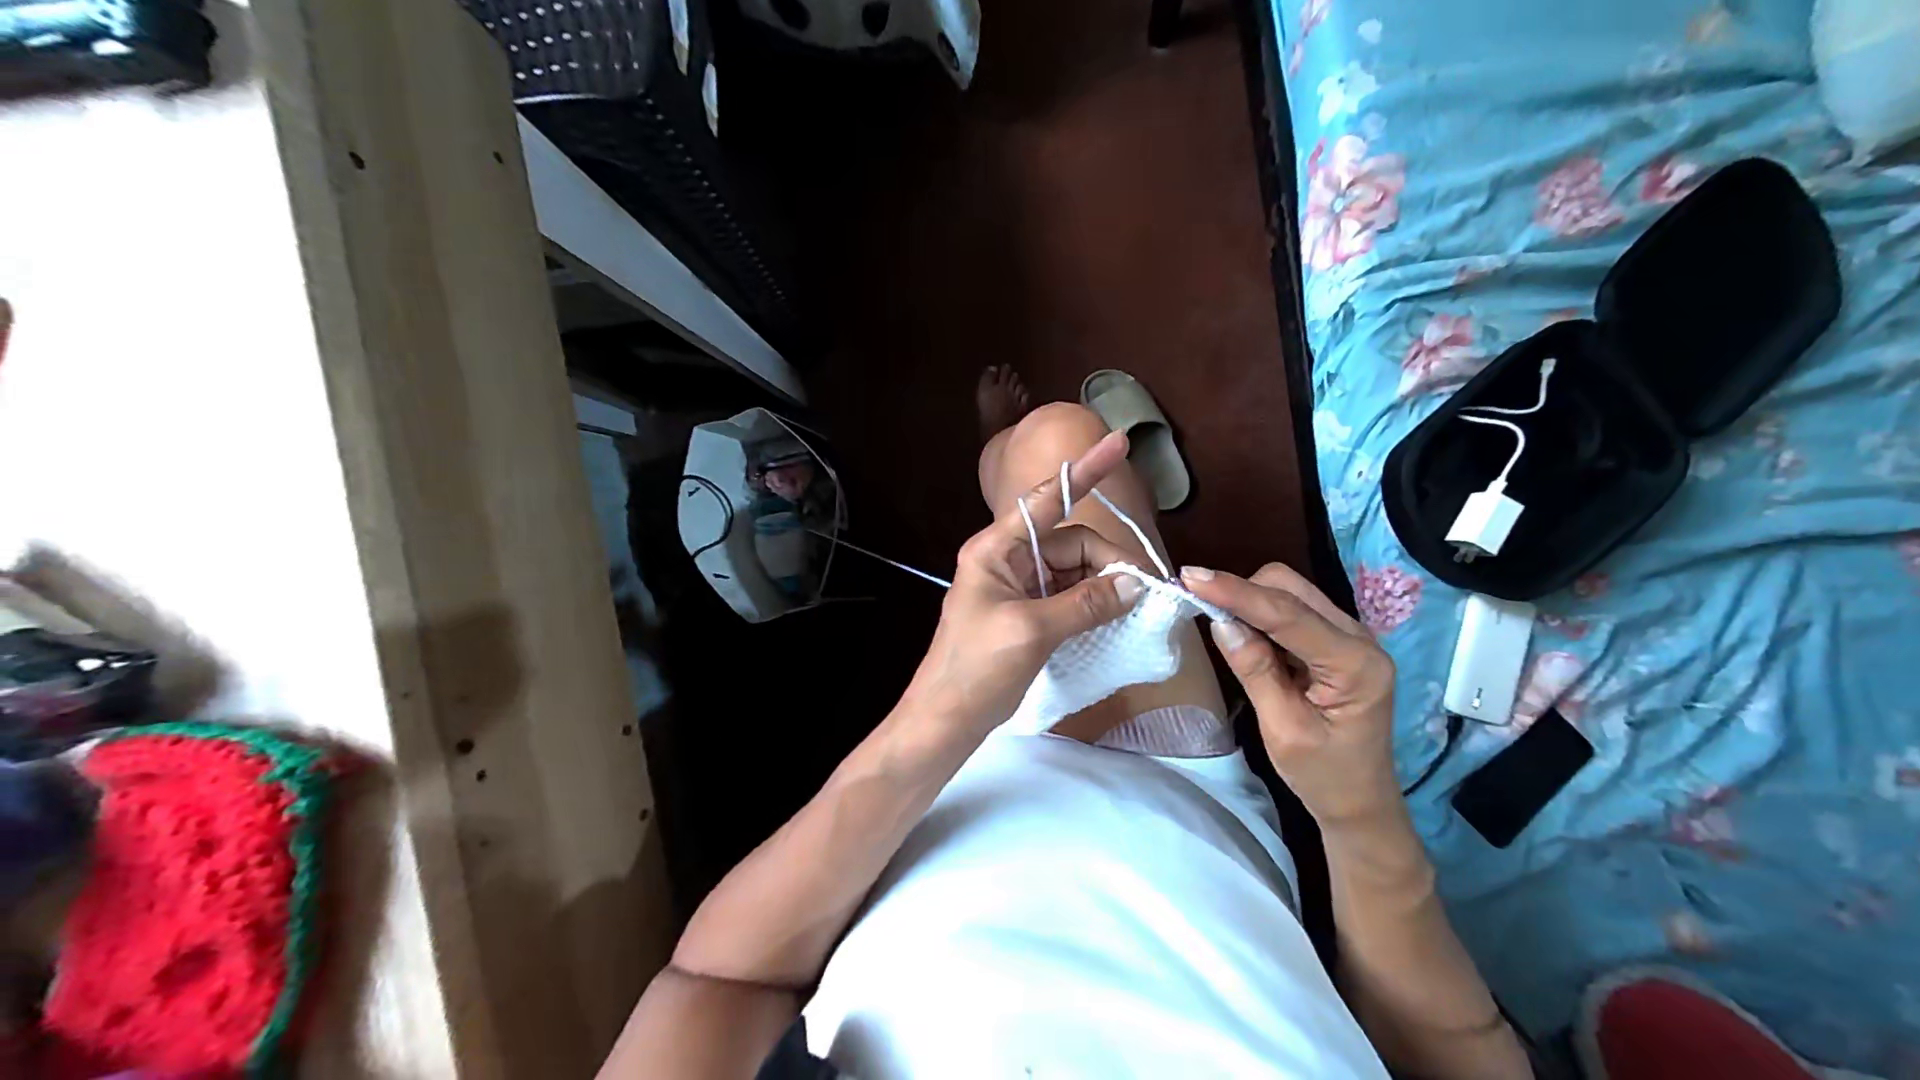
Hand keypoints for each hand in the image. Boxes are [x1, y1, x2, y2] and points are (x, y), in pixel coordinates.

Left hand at [903, 431, 1143, 735]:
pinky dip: (1091, 602)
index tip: (1118, 442)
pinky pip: (1067, 595)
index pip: (1047, 500)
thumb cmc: (977, 668)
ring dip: (1103, 584)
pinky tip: (1112, 616)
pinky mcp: (1026, 613)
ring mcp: (1017, 587)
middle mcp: (1007, 559)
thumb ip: (1085, 603)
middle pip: (1070, 542)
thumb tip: (1135, 584)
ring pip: (1073, 570)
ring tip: (1131, 607)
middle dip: (1107, 559)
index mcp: (996, 549)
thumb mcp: (1033, 631)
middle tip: (1141, 590)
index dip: (1084, 471)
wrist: (947, 718)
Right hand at [1180, 563, 1400, 827]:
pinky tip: (1242, 634)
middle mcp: (1359, 638)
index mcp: (1355, 664)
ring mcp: (1349, 636)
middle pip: (1290, 588)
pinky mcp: (1334, 640)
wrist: (1360, 801)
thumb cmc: (1323, 775)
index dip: (1236, 592)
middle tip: (1200, 607)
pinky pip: (1290, 609)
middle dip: (1242, 591)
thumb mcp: (1282, 729)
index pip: (1287, 614)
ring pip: (1289, 591)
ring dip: (1248, 600)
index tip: (1191, 576)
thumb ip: (1254, 671)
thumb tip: (1220, 622)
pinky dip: (1259, 614)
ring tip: (1219, 623)